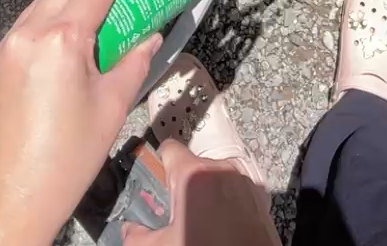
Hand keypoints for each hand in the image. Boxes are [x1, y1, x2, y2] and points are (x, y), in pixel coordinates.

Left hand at [0, 0, 161, 245]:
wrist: (0, 207)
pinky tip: (71, 18)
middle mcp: (29, 34)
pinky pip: (31, 18)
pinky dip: (55, 7)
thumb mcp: (111, 111)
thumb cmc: (59, 165)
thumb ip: (134, 64)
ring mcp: (8, 47)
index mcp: (60, 40)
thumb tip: (150, 40)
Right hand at [121, 141, 280, 245]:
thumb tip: (129, 230)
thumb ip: (137, 236)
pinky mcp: (257, 192)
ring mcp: (241, 178)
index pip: (168, 149)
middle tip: (175, 214)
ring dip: (204, 193)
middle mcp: (219, 167)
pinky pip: (233, 187)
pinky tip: (221, 225)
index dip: (157, 165)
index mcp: (193, 174)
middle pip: (190, 166)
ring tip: (201, 222)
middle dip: (181, 187)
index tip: (153, 183)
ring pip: (213, 176)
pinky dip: (225, 200)